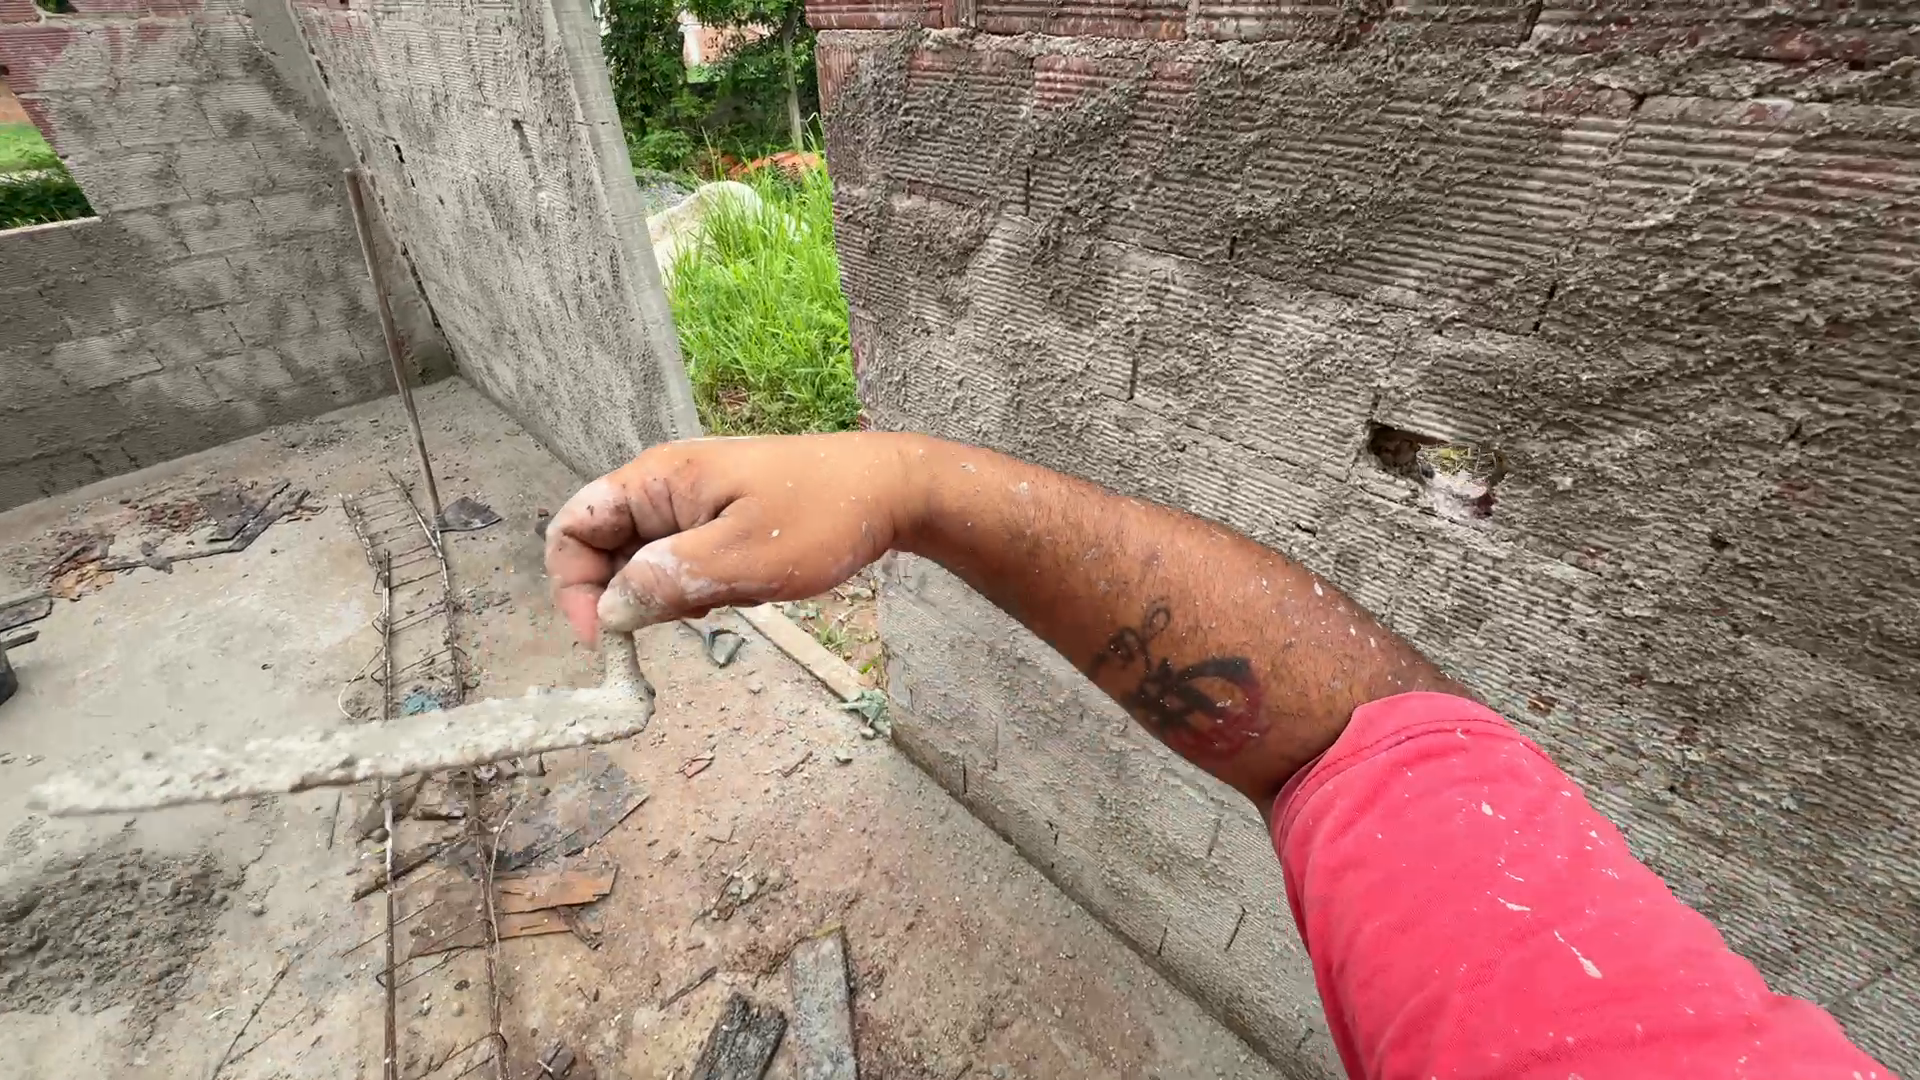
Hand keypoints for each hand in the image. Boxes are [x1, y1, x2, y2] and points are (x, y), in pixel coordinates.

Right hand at [544, 433, 921, 641]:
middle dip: (632, 592)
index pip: (572, 527)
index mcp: (658, 480)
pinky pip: (692, 558)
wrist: (891, 491)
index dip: (572, 585)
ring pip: (653, 559)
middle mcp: (669, 486)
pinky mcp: (729, 517)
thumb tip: (609, 610)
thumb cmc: (821, 517)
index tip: (604, 638)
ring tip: (730, 595)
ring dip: (675, 592)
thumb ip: (665, 582)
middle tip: (688, 616)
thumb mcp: (740, 558)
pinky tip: (747, 587)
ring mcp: (701, 501)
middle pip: (608, 547)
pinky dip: (706, 583)